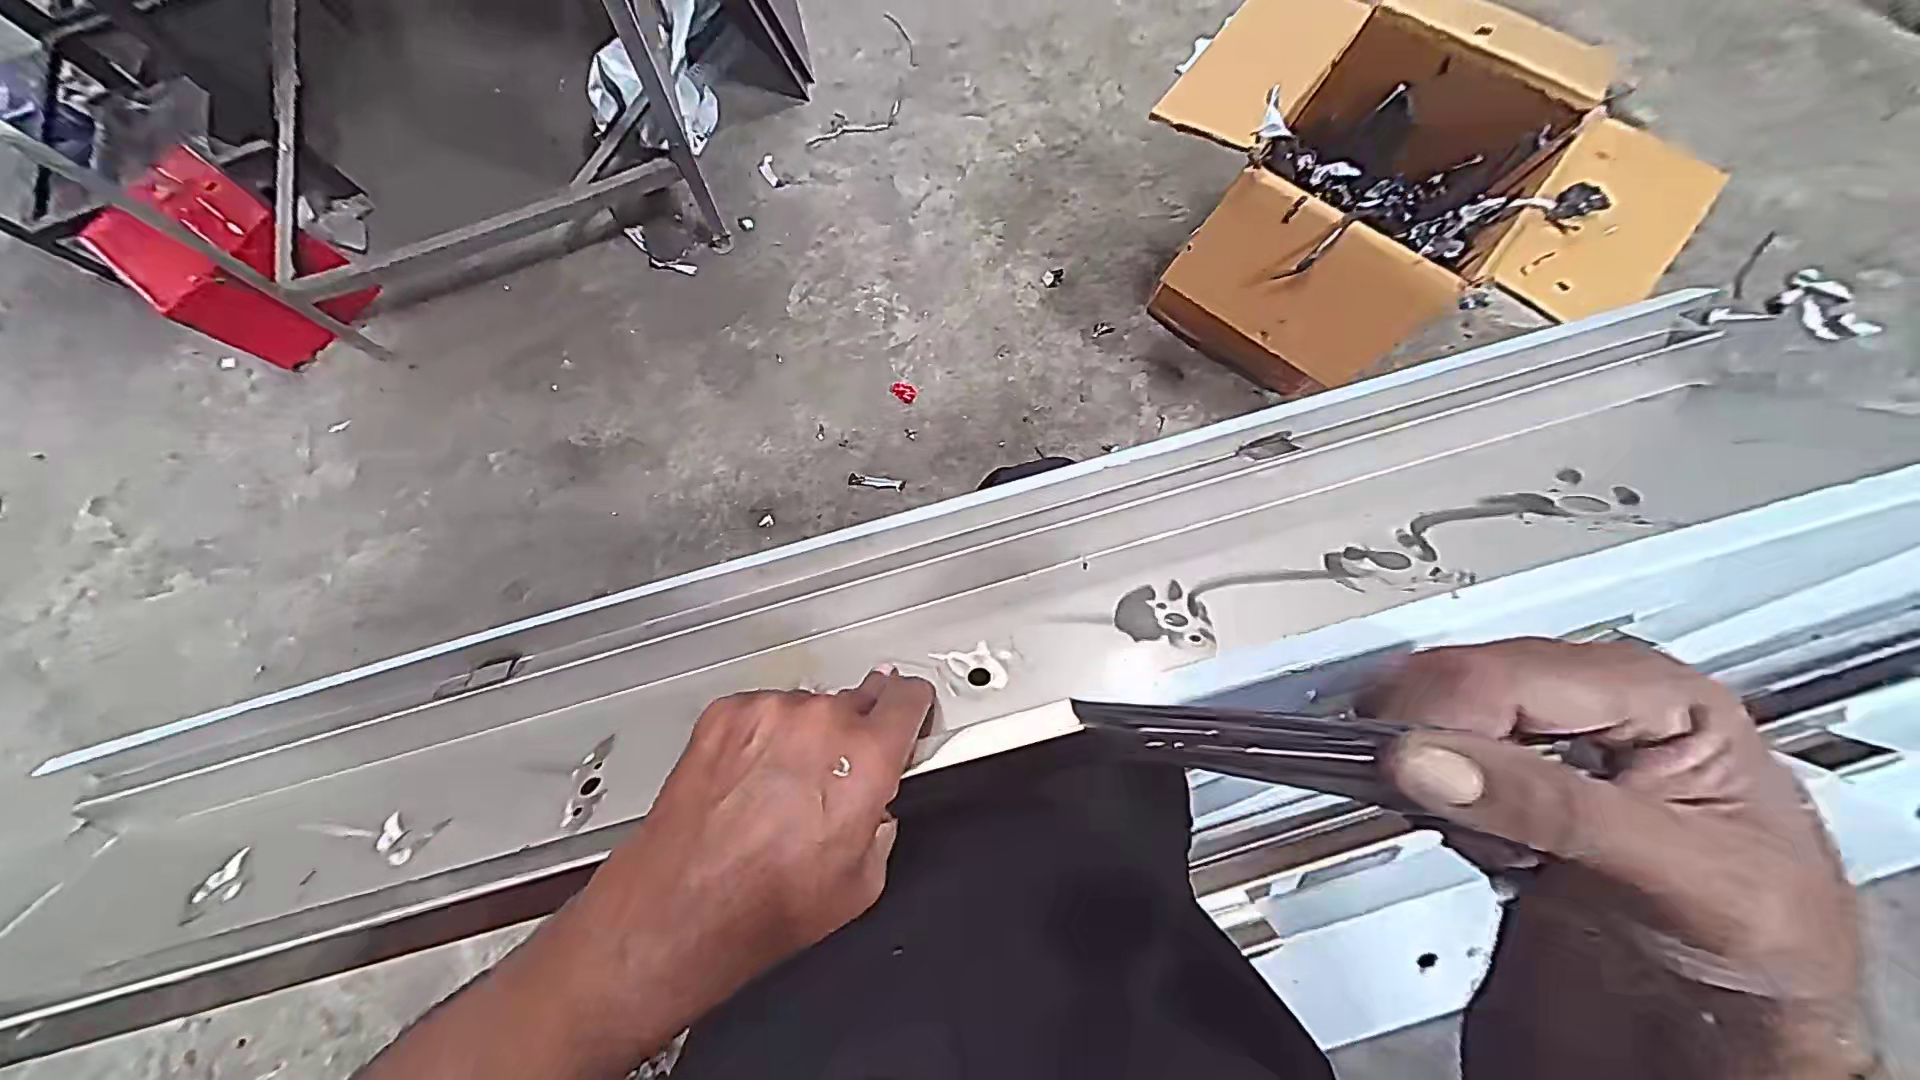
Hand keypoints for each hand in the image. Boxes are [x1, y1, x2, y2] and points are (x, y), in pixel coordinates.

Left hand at [572, 668, 935, 1018]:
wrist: (678, 908)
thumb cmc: (761, 902)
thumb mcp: (863, 881)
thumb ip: (884, 820)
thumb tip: (877, 802)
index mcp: (867, 756)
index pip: (908, 696)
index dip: (911, 705)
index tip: (907, 707)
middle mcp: (822, 721)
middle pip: (859, 698)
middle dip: (854, 732)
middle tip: (831, 773)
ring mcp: (772, 711)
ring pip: (809, 706)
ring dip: (804, 734)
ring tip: (778, 786)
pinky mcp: (729, 712)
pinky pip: (765, 709)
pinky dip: (763, 734)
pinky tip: (751, 777)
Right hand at [1368, 639, 1870, 1077]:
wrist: (1726, 1008)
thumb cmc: (1763, 948)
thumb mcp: (1688, 882)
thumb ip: (1548, 809)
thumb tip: (1423, 760)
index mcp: (1650, 692)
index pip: (1496, 676)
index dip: (1435, 716)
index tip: (1400, 769)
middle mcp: (1577, 692)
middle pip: (1444, 678)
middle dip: (1422, 739)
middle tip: (1434, 801)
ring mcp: (1524, 721)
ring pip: (1416, 703)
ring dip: (1416, 764)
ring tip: (1477, 827)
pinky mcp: (1485, 757)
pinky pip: (1413, 743)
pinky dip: (1414, 783)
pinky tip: (1466, 823)